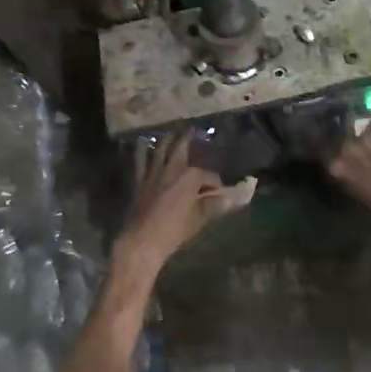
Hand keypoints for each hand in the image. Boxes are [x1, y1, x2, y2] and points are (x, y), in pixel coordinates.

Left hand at [115, 132, 246, 269]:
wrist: (142, 241)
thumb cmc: (174, 231)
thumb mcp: (199, 219)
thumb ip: (215, 206)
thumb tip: (231, 199)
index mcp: (191, 177)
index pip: (209, 176)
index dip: (215, 183)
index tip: (219, 191)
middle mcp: (172, 169)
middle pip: (182, 148)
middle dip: (189, 139)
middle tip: (194, 131)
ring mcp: (153, 173)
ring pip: (161, 150)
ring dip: (167, 140)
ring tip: (172, 132)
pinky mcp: (139, 180)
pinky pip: (140, 161)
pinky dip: (141, 151)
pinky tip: (141, 142)